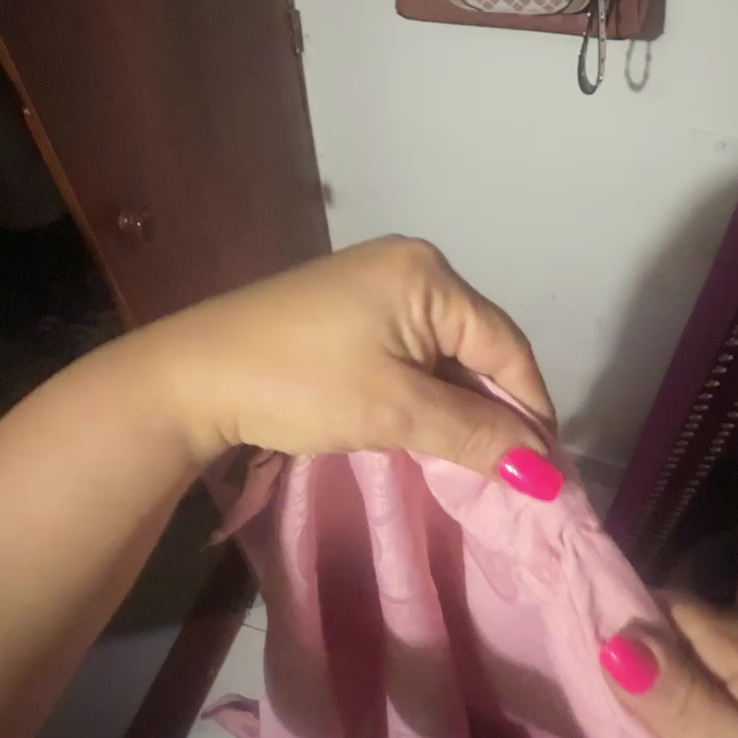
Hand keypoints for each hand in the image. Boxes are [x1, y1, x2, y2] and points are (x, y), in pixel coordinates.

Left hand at [130, 236, 562, 494]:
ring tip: (479, 454)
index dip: (532, 407)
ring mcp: (377, 282)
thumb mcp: (397, 412)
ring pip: (446, 350)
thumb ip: (476, 434)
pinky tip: (434, 423)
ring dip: (463, 402)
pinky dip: (428, 389)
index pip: (505, 345)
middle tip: (514, 468)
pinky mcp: (352, 306)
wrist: (191, 377)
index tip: (547, 468)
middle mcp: (410, 265)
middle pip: (478, 345)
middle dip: (497, 407)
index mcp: (429, 274)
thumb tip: (545, 473)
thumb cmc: (300, 385)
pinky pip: (413, 348)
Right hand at [601, 595, 737, 737]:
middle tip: (588, 707)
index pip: (659, 604)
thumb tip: (610, 633)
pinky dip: (692, 708)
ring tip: (619, 726)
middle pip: (676, 629)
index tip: (569, 661)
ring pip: (696, 659)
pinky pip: (722, 687)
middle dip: (633, 661)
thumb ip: (678, 702)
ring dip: (661, 689)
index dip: (614, 626)